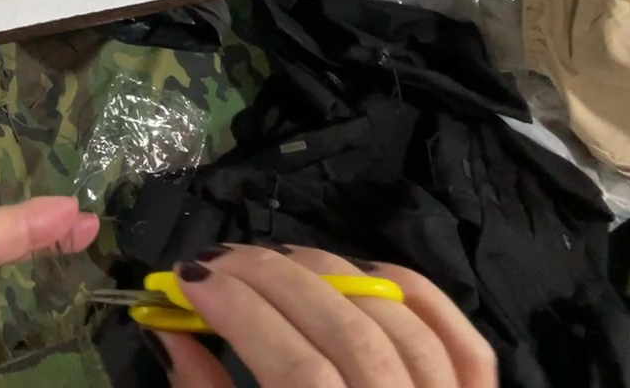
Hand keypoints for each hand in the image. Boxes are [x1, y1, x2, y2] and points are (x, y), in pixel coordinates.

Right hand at [155, 245, 495, 387]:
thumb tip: (167, 329)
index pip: (299, 369)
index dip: (238, 310)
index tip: (184, 277)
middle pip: (348, 332)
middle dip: (268, 276)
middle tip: (213, 260)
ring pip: (395, 322)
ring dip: (322, 271)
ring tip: (269, 260)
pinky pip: (462, 342)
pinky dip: (411, 292)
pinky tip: (358, 272)